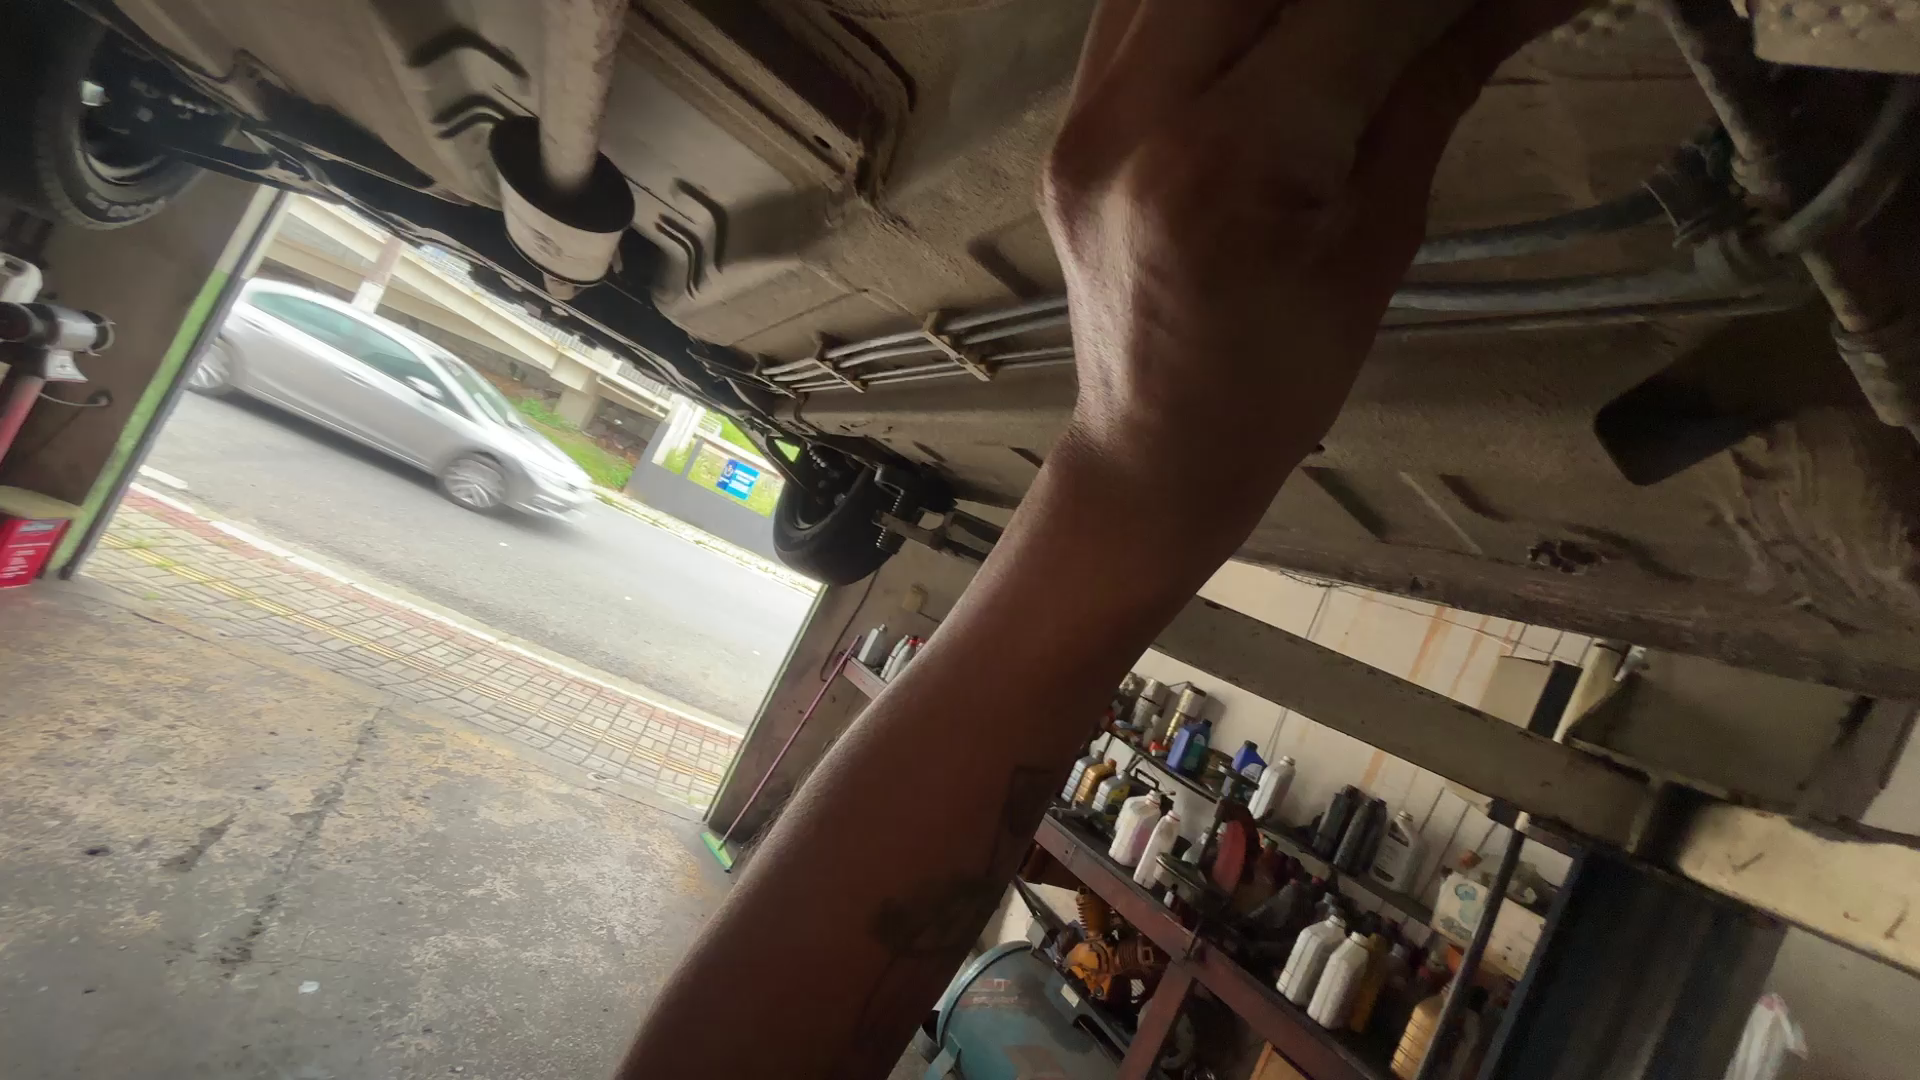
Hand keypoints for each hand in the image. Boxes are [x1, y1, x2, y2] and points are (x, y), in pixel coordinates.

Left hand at [1043, 0, 1587, 519]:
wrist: (1153, 449)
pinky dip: (1210, 0)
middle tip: (1405, 22)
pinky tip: (1264, 31)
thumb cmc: (1271, 388)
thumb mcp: (1376, 243)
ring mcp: (1078, 124)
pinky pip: (1134, 9)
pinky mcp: (1064, 134)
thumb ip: (1439, 83)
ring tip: (1340, 35)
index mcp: (1222, 161)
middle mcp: (1130, 119)